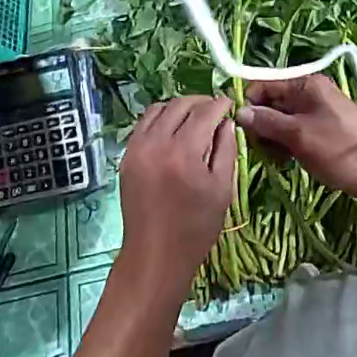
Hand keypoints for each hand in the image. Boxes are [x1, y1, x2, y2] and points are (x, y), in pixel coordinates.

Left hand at [118, 96, 237, 281]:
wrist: (155, 253)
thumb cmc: (196, 227)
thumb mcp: (222, 189)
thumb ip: (226, 150)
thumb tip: (226, 123)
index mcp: (184, 152)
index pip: (204, 113)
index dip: (220, 104)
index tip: (230, 103)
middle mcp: (157, 143)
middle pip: (180, 105)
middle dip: (200, 102)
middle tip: (215, 109)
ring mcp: (137, 149)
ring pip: (158, 109)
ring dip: (179, 107)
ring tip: (194, 117)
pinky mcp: (126, 157)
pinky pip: (143, 125)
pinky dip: (160, 119)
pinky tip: (173, 129)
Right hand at [237, 76, 356, 200]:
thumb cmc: (339, 150)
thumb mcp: (298, 135)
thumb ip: (267, 122)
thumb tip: (239, 112)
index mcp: (305, 85)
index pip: (263, 86)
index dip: (249, 106)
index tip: (244, 131)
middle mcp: (310, 93)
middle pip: (270, 103)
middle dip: (261, 126)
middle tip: (265, 150)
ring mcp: (316, 112)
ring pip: (280, 121)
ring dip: (273, 139)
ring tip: (279, 159)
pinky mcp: (321, 130)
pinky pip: (294, 132)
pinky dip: (286, 145)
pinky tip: (288, 161)